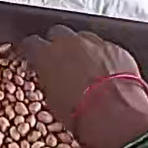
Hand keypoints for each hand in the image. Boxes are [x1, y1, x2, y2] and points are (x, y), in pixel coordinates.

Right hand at [17, 26, 147, 147]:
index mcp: (46, 55)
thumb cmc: (80, 112)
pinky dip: (103, 56)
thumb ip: (48, 80)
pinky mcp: (116, 49)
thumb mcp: (52, 100)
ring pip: (83, 37)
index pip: (31, 43)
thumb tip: (51, 79)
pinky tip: (105, 71)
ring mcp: (94, 44)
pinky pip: (106, 47)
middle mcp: (68, 43)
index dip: (32, 50)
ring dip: (81, 48)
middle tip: (60, 59)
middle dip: (57, 43)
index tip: (34, 56)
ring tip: (85, 66)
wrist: (114, 115)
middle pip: (58, 32)